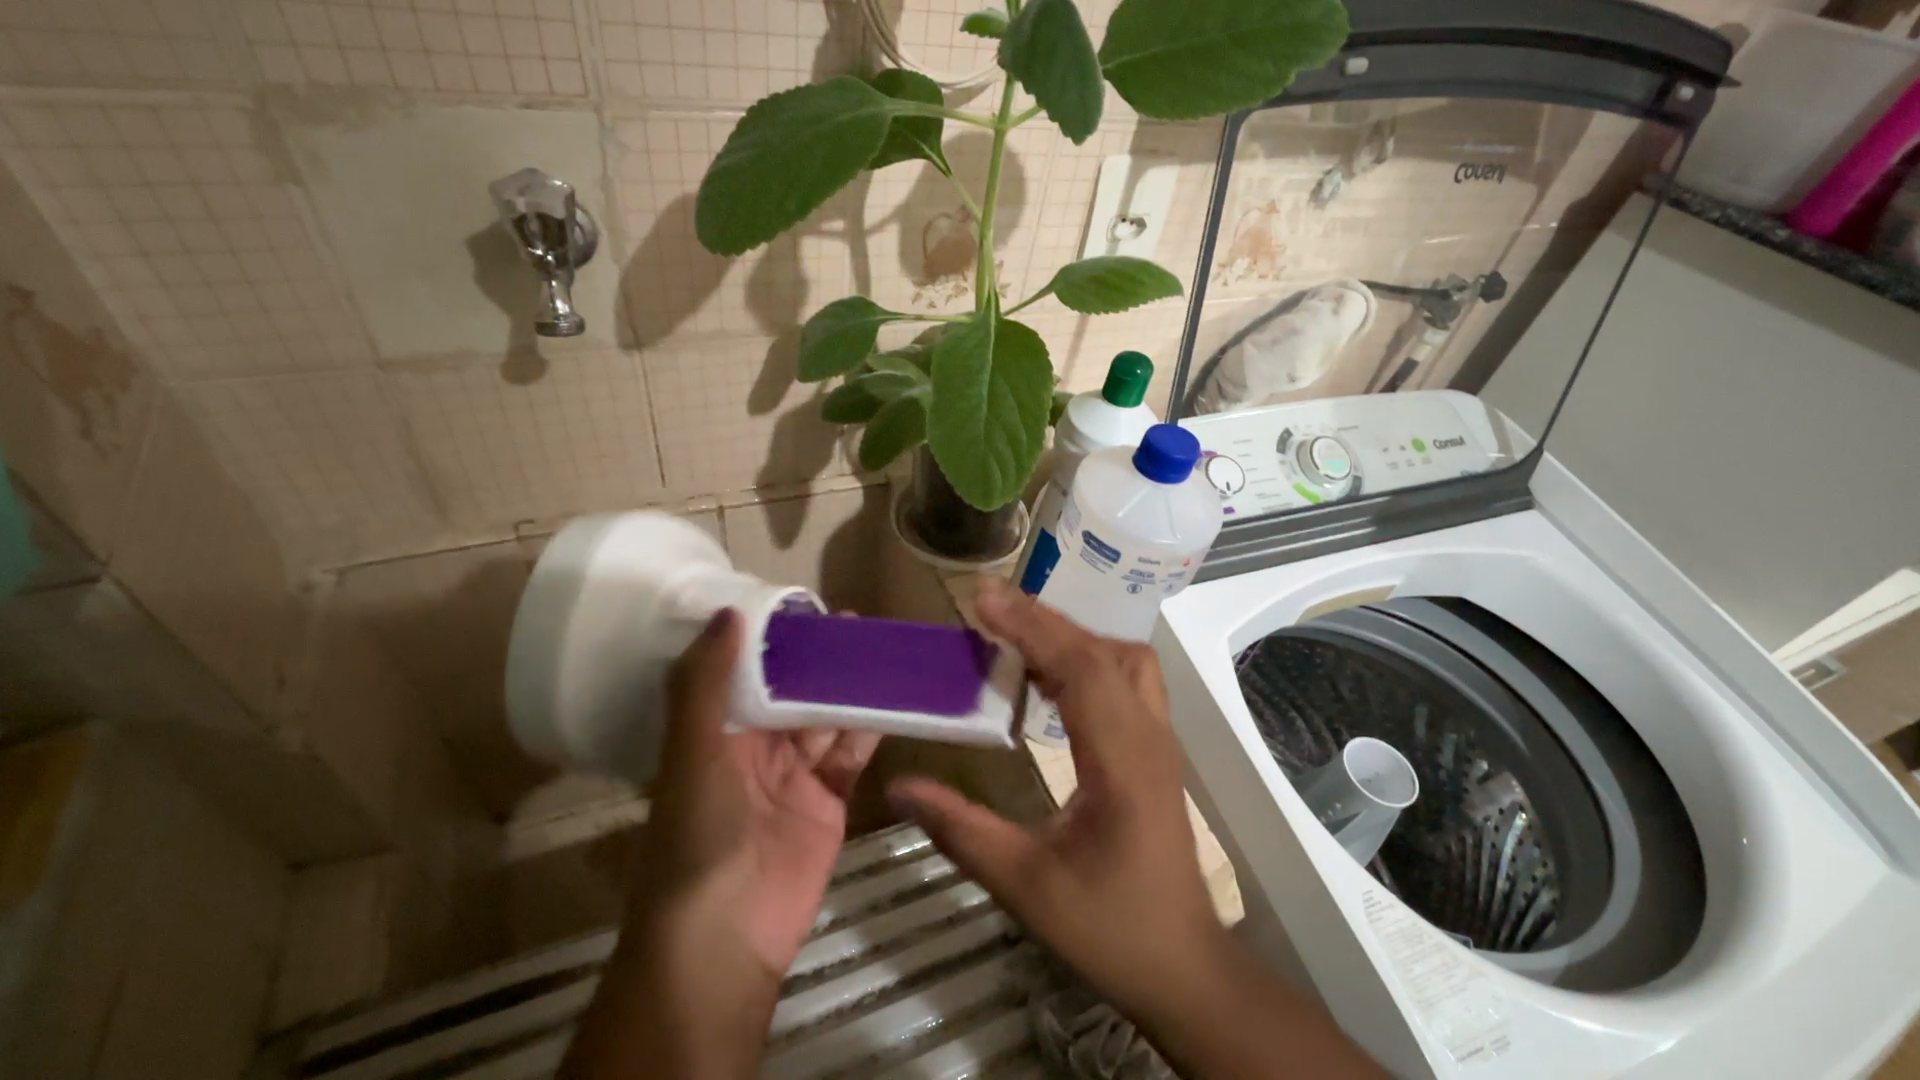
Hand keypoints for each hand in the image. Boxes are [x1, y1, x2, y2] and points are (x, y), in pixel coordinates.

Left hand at [633, 607, 880, 976]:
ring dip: (849, 689)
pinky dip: (869, 729)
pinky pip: (850, 754)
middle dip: (819, 661)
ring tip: (882, 651)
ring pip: (825, 719)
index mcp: (710, 733)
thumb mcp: (692, 752)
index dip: (771, 640)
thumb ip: (706, 684)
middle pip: (791, 692)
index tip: (804, 606)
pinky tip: (892, 699)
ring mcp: (792, 775)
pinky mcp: (829, 801)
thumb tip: (730, 612)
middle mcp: (751, 748)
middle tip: (858, 624)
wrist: (724, 935)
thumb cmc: (697, 837)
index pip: (743, 673)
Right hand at [886, 578, 1222, 1022]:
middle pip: (1105, 653)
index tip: (982, 599)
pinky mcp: (1154, 755)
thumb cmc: (1109, 928)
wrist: (1183, 966)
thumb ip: (960, 830)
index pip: (1082, 668)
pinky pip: (1124, 685)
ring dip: (1072, 640)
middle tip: (986, 608)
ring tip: (1013, 638)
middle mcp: (1149, 738)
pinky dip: (1085, 664)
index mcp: (1122, 761)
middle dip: (1045, 622)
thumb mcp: (1024, 884)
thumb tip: (899, 788)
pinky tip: (1045, 682)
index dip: (1032, 627)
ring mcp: (1159, 744)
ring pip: (1124, 662)